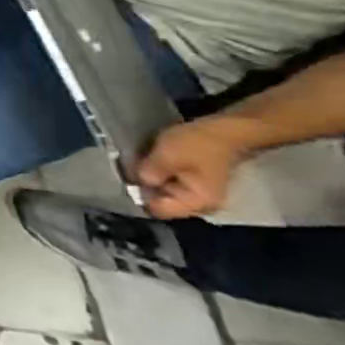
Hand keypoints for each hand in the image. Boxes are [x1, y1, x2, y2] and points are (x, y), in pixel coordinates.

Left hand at [134, 116, 257, 218]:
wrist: (224, 133)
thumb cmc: (196, 145)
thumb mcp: (167, 157)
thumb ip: (149, 173)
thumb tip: (134, 184)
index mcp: (198, 203)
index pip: (161, 211)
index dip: (139, 198)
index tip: (120, 184)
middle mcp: (201, 205)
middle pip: (162, 202)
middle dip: (143, 189)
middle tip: (122, 172)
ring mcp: (199, 194)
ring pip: (164, 193)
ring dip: (149, 181)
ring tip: (131, 166)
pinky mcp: (195, 184)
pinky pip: (170, 185)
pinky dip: (157, 176)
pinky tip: (145, 164)